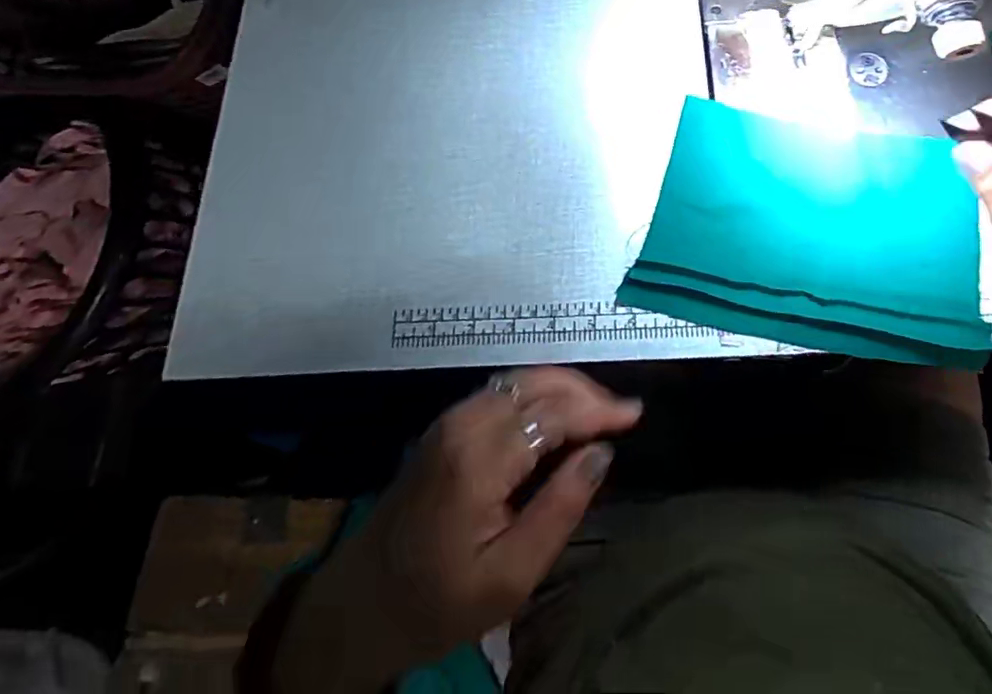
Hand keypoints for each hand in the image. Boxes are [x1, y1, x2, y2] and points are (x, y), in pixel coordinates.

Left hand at [279, 367, 641, 691]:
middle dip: (587, 391)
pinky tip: (561, 415)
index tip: (636, 416)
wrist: (355, 610)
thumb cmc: (436, 603)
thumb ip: (561, 508)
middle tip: (622, 415)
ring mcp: (449, 422)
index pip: (553, 413)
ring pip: (521, 380)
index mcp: (477, 461)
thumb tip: (601, 452)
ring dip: (566, 388)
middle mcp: (461, 426)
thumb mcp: (510, 576)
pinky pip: (504, 392)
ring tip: (601, 414)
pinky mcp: (445, 428)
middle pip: (537, 384)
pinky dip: (541, 394)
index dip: (599, 409)